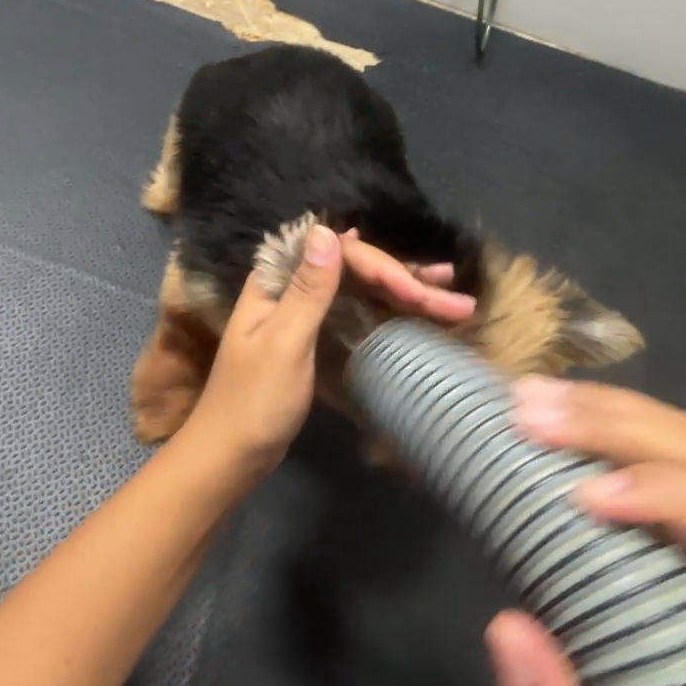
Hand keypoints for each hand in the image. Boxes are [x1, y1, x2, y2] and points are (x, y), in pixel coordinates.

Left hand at [177, 226, 476, 487]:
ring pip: (360, 292)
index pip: (339, 254)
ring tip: (451, 296)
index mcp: (275, 282)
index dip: (383, 268)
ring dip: (403, 294)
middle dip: (405, 279)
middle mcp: (290, 290)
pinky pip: (355, 315)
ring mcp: (302, 316)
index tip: (420, 293)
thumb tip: (326, 229)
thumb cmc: (253, 402)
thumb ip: (308, 290)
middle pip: (354, 271)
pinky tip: (411, 309)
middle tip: (455, 289)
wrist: (230, 455)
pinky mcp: (313, 340)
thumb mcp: (283, 344)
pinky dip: (386, 313)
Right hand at [485, 379, 685, 685]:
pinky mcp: (650, 495)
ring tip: (527, 397)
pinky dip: (592, 408)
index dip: (675, 498)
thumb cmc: (630, 684)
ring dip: (601, 407)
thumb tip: (508, 627)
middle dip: (617, 431)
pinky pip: (642, 434)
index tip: (585, 497)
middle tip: (530, 418)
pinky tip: (540, 399)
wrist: (627, 680)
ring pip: (680, 434)